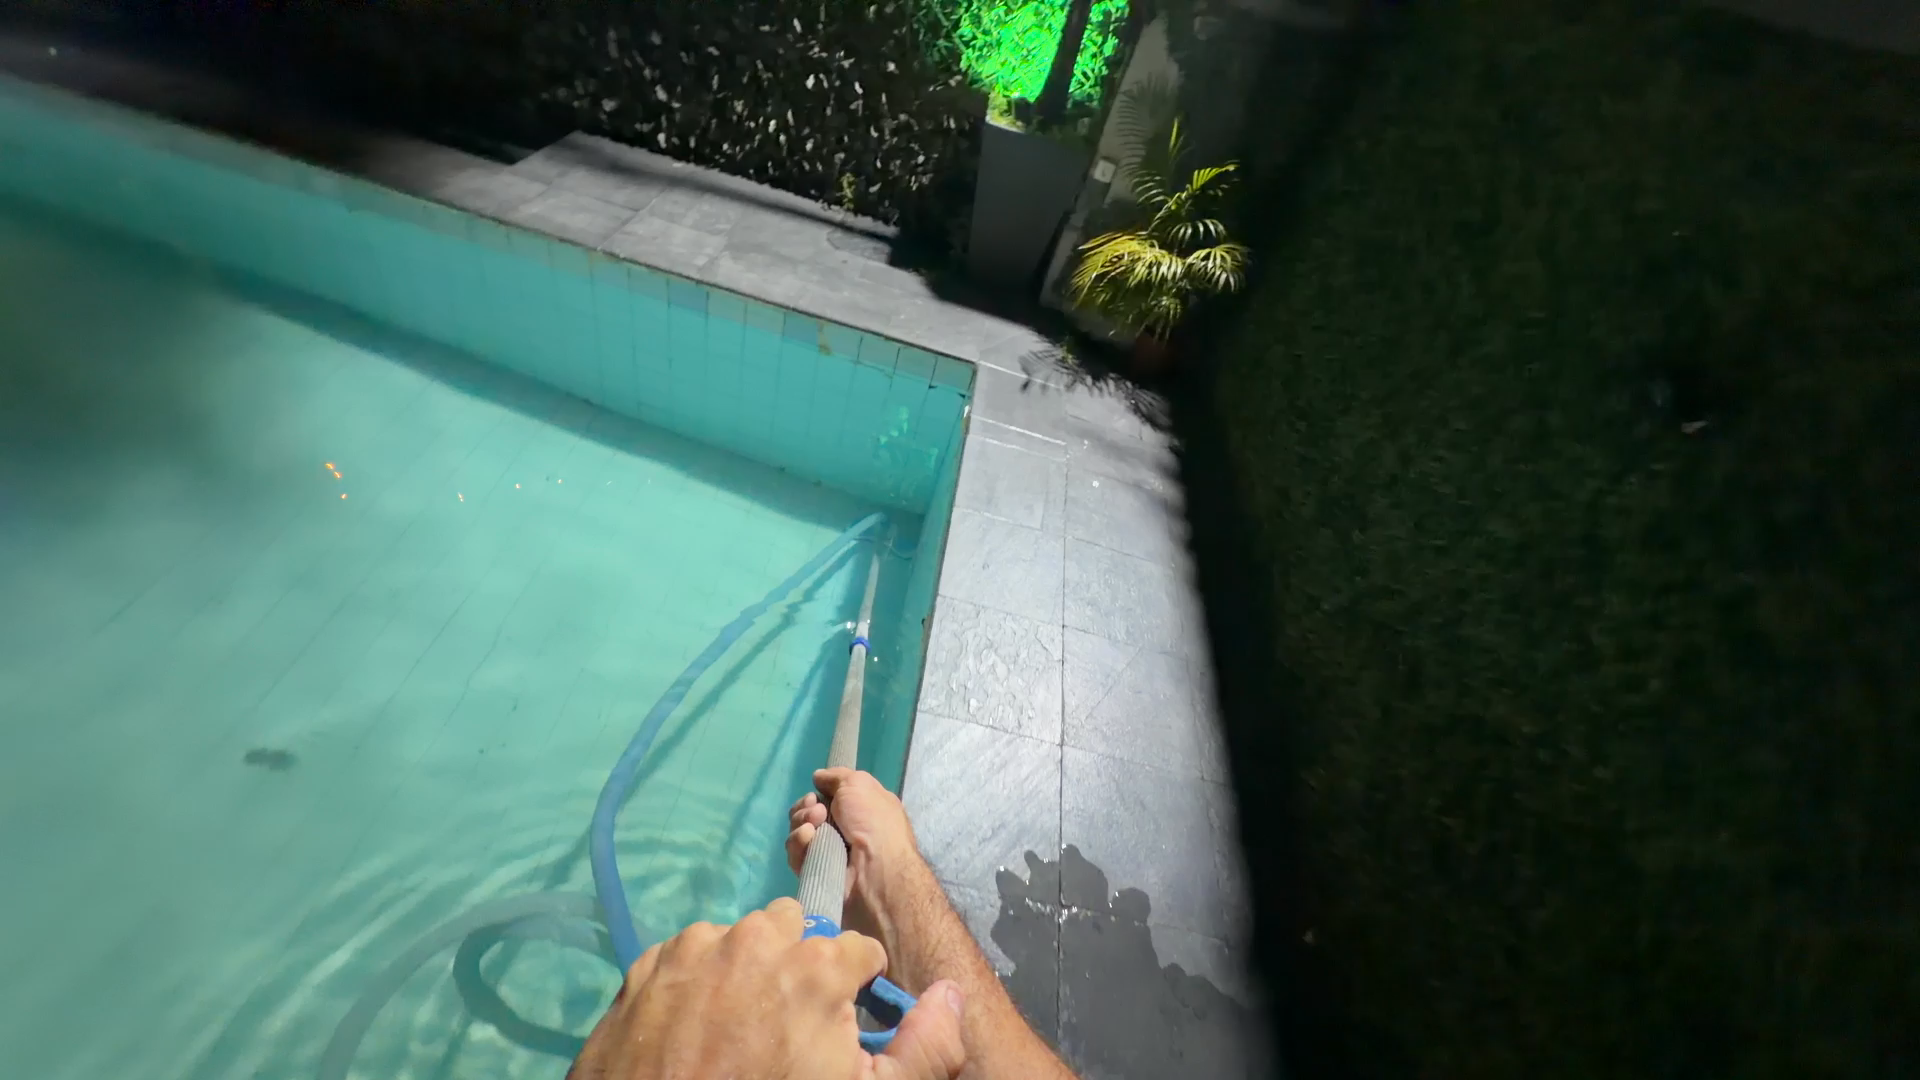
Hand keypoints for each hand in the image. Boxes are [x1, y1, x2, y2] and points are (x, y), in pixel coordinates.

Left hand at [569, 897, 965, 1079]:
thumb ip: (925, 1048)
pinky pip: (691, 954)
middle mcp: (760, 937)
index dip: (854, 988)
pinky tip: (689, 1029)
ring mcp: (700, 947)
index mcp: (817, 965)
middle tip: (781, 1026)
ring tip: (731, 1028)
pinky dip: (697, 980)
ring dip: (747, 968)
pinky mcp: (651, 963)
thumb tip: (950, 992)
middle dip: (800, 964)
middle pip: (799, 931)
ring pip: (742, 937)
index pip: (857, 952)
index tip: (836, 1025)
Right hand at [786, 769, 928, 947]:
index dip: (816, 794)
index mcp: (856, 808)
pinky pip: (796, 854)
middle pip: (807, 814)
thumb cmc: (872, 820)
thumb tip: (818, 776)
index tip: (816, 793)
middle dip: (806, 809)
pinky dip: (799, 844)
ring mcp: (827, 851)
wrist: (875, 869)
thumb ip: (836, 777)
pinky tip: (808, 840)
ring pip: (799, 832)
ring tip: (815, 827)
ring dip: (802, 824)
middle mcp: (842, 829)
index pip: (824, 798)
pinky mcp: (815, 871)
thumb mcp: (858, 784)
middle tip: (818, 813)